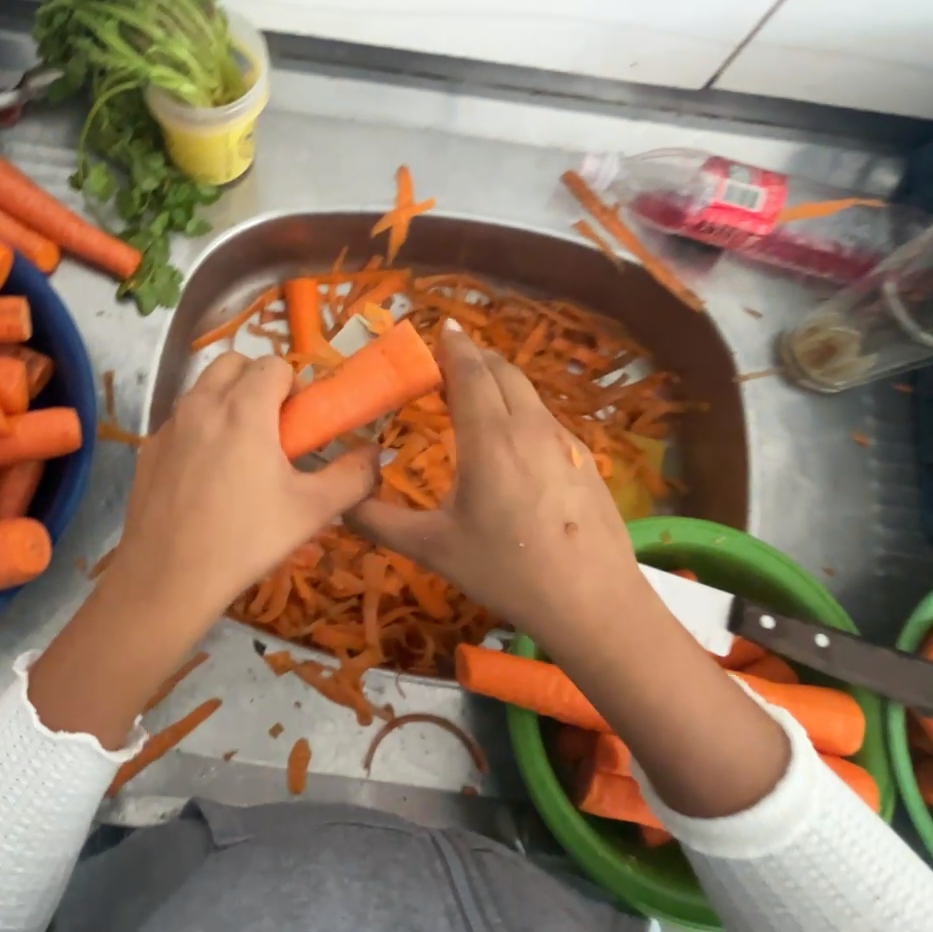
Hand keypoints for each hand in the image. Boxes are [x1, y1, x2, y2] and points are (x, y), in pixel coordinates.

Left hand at [113, 351, 379, 617]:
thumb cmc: (245, 540)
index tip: (300, 424)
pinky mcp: (149, 449)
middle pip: (234, 363)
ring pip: (203, 389)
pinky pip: (180, 420)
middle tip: (274, 428)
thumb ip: (353, 476)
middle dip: (258, 382)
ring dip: (228, 401)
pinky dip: (199, 429)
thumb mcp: (312, 511)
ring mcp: (169, 425)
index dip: (294, 386)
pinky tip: (207, 476)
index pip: (273, 364)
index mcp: (243, 409)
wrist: (167, 578)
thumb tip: (376, 455)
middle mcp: (202, 404)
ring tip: (242, 452)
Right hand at [349, 320, 644, 643]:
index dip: (453, 346)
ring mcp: (564, 442)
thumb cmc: (506, 571)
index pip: (471, 371)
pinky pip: (545, 418)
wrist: (594, 603)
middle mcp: (530, 427)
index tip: (439, 329)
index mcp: (490, 438)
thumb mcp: (431, 549)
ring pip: (528, 393)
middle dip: (474, 357)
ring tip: (475, 395)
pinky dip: (521, 409)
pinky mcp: (584, 461)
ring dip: (499, 382)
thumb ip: (378, 521)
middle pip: (503, 371)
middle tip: (447, 361)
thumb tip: (339, 501)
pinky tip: (511, 443)